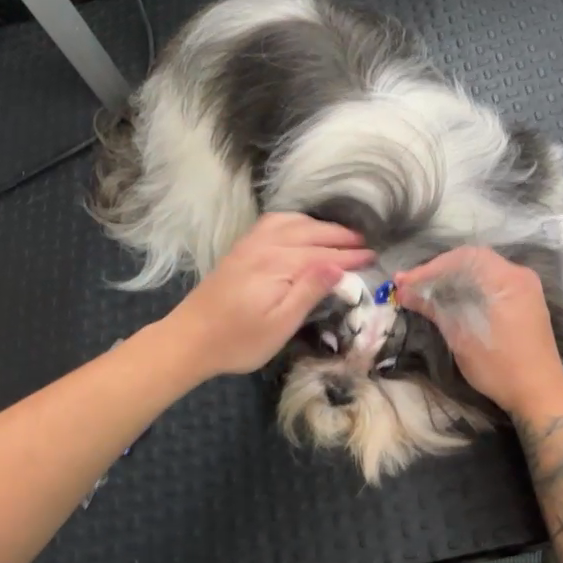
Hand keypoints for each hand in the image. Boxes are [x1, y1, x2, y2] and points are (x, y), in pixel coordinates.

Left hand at [159, 214, 373, 378]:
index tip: (373, 256)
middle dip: (340, 236)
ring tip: (340, 234)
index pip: (324, 256)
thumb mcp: (280, 325)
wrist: (189, 340)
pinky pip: (273, 223)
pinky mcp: (240, 249)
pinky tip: (301, 228)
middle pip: (310, 233)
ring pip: (292, 222)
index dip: (350, 256)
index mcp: (279, 265)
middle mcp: (266, 246)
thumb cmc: (238, 341)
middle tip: (364, 242)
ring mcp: (250, 245)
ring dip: (319, 225)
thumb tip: (337, 266)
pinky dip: (295, 220)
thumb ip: (309, 292)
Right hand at [396, 247, 562, 415]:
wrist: (540, 394)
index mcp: (508, 279)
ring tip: (425, 293)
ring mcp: (524, 289)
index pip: (464, 257)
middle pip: (472, 261)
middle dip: (439, 272)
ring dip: (452, 281)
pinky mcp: (524, 303)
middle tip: (411, 286)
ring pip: (481, 273)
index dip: (431, 266)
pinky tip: (450, 301)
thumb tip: (403, 291)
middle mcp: (519, 276)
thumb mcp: (461, 337)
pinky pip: (491, 285)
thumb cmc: (500, 366)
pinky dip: (468, 289)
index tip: (406, 282)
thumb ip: (434, 307)